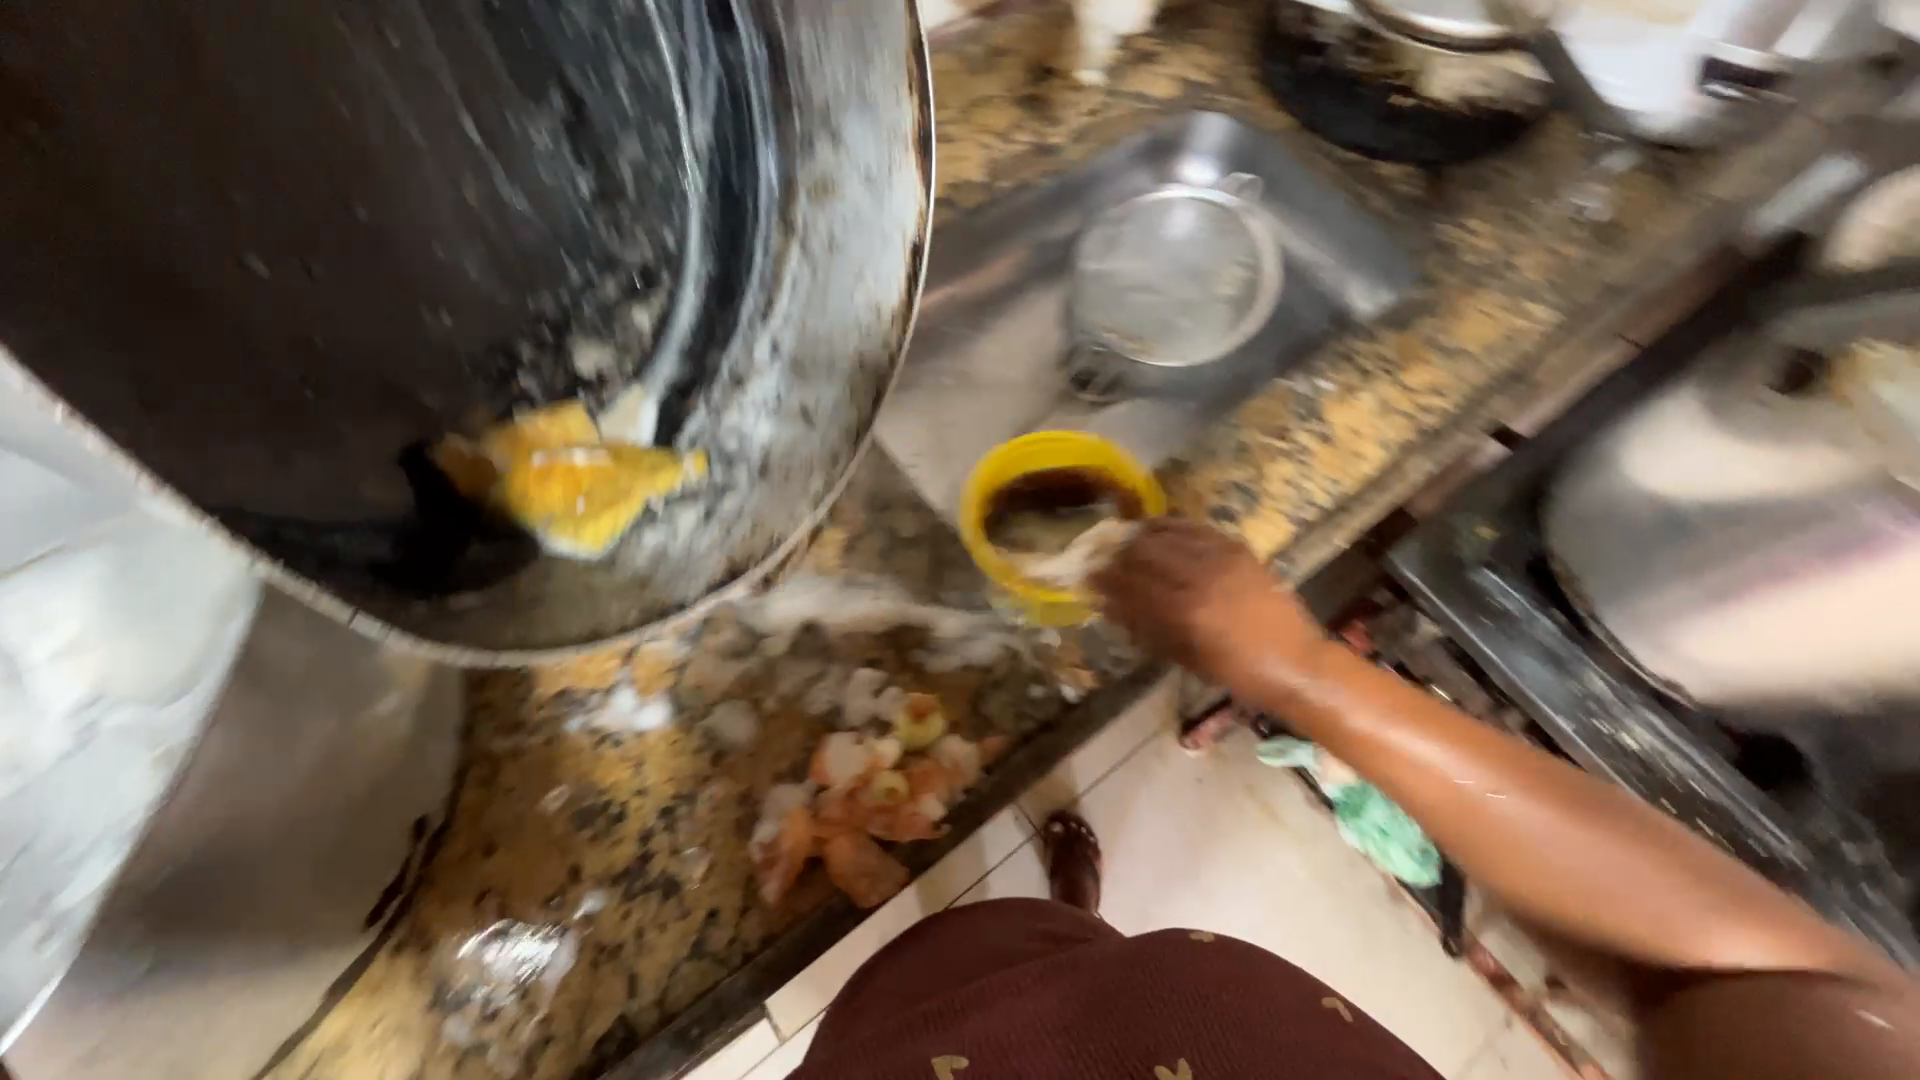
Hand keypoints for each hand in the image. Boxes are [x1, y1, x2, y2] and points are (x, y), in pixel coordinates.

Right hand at [1091, 518, 1324, 684]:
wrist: (1297, 662)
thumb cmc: (1237, 672)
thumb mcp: (1184, 657)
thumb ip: (1145, 628)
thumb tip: (1108, 606)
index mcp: (1185, 612)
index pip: (1132, 585)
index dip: (1105, 579)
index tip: (1086, 576)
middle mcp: (1201, 577)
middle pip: (1145, 554)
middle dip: (1117, 555)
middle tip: (1100, 558)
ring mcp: (1222, 559)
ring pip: (1167, 535)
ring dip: (1139, 537)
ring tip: (1123, 542)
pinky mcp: (1238, 549)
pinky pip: (1196, 529)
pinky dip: (1171, 527)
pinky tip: (1156, 530)